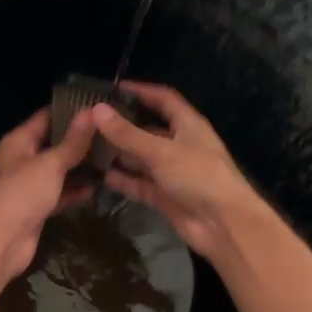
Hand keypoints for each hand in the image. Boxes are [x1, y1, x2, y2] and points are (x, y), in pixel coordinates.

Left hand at [0, 107, 96, 279]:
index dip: (70, 110)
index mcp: (19, 141)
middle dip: (79, 140)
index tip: (98, 106)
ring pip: (57, 169)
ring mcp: (29, 185)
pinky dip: (74, 190)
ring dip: (79, 166)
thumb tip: (91, 112)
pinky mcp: (36, 207)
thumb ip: (72, 142)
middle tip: (111, 133)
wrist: (1, 242)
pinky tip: (97, 187)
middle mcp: (22, 159)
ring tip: (110, 157)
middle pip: (53, 143)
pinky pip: (58, 192)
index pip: (46, 117)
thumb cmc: (22, 194)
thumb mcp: (50, 164)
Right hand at [91, 81, 267, 259]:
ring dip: (119, 154)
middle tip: (90, 122)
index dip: (142, 91)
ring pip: (141, 159)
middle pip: (148, 130)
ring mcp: (172, 173)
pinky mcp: (165, 197)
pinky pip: (140, 184)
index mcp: (188, 125)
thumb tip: (97, 110)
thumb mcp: (161, 151)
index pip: (164, 99)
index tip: (114, 87)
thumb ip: (128, 133)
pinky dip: (123, 180)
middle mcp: (180, 145)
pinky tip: (99, 175)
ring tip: (87, 147)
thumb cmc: (198, 176)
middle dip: (123, 126)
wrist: (223, 224)